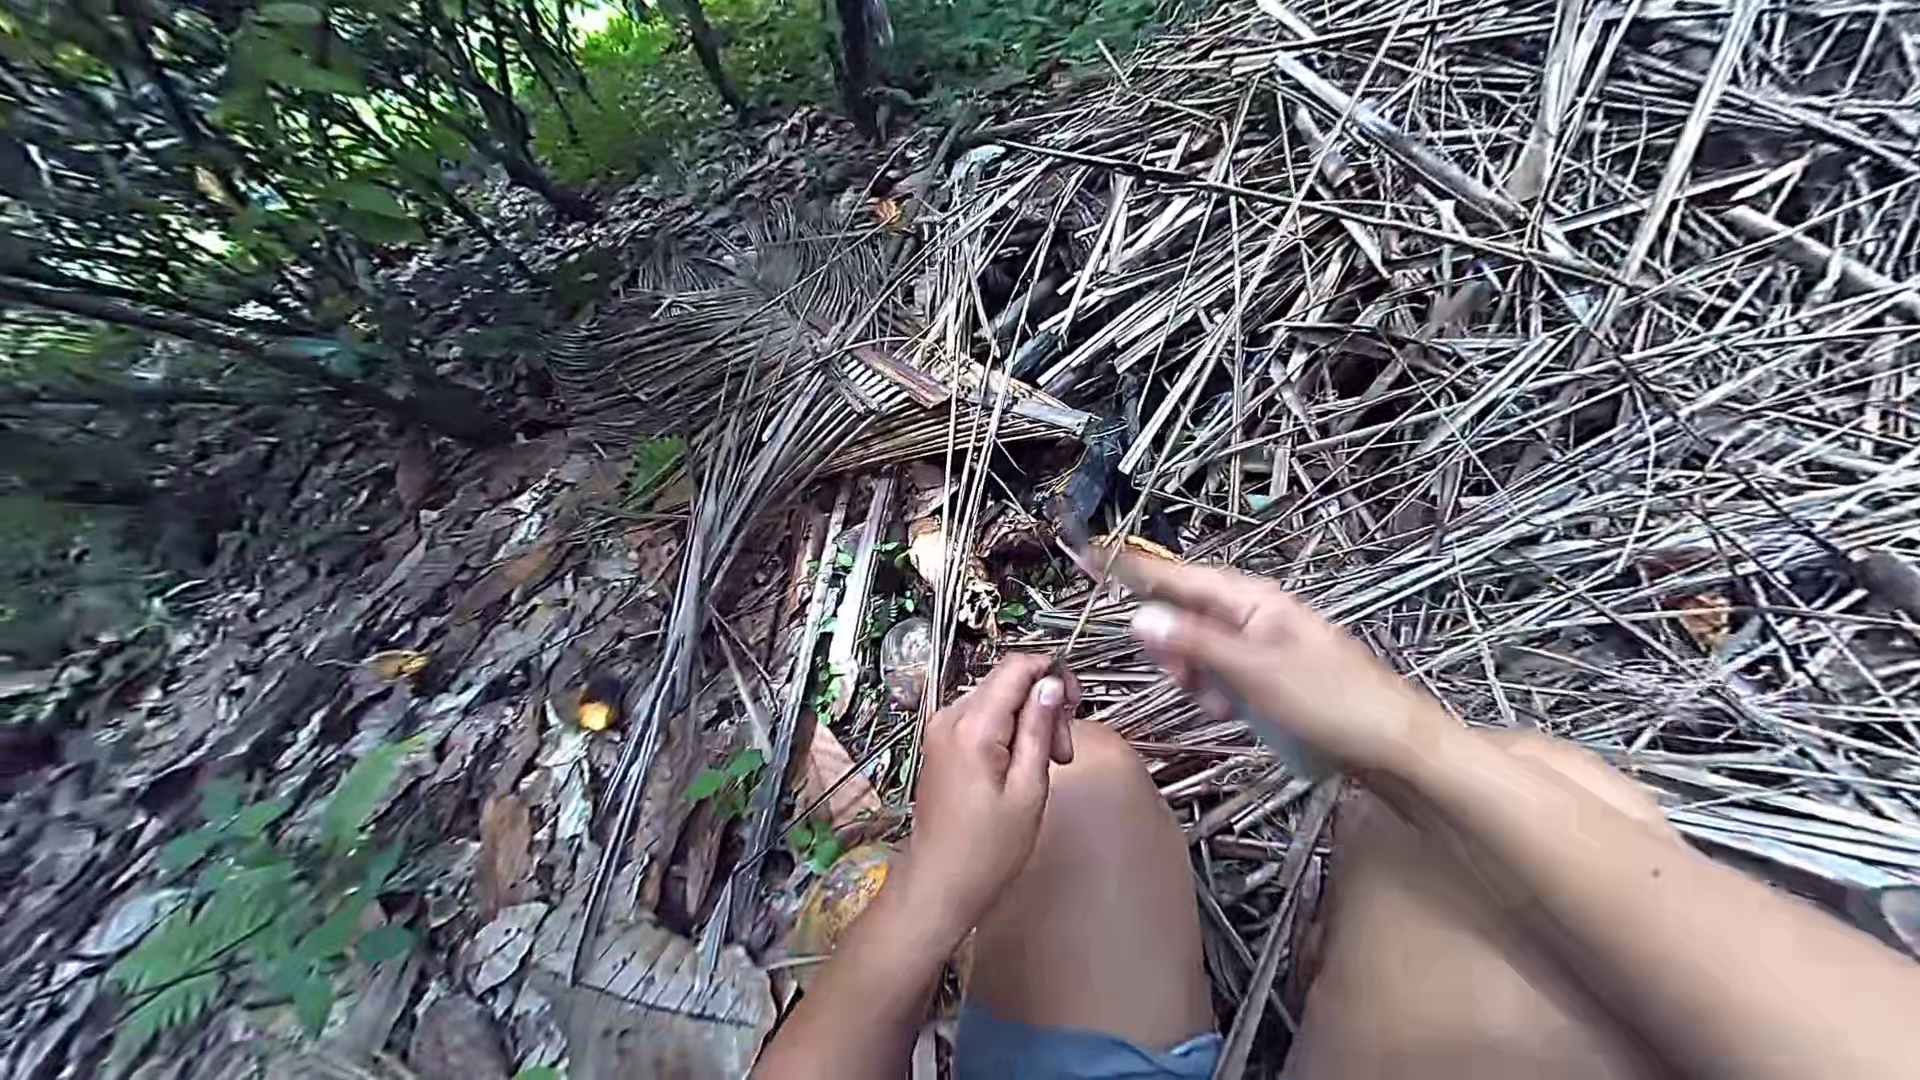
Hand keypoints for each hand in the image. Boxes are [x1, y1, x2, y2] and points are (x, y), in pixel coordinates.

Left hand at [903, 654, 1076, 937]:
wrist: (939, 882)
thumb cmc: (984, 850)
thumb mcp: (1028, 788)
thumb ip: (1039, 728)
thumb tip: (1051, 685)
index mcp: (972, 726)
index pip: (1016, 667)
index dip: (1051, 673)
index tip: (1072, 699)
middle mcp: (950, 717)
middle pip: (1008, 681)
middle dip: (1043, 705)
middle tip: (1062, 749)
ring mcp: (942, 728)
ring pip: (998, 698)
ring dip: (1029, 720)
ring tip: (1046, 763)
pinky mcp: (943, 740)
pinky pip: (983, 716)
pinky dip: (1009, 730)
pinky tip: (1022, 763)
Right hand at [1120, 557, 1455, 772]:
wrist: (1390, 748)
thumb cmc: (1331, 701)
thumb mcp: (1253, 670)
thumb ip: (1192, 641)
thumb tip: (1140, 618)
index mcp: (1249, 599)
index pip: (1175, 576)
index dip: (1130, 568)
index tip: (1091, 557)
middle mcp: (1247, 613)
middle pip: (1180, 614)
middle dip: (1172, 646)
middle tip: (1183, 674)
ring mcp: (1252, 643)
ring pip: (1192, 647)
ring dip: (1194, 675)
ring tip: (1220, 700)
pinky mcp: (1256, 671)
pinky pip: (1212, 671)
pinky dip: (1212, 690)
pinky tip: (1232, 708)